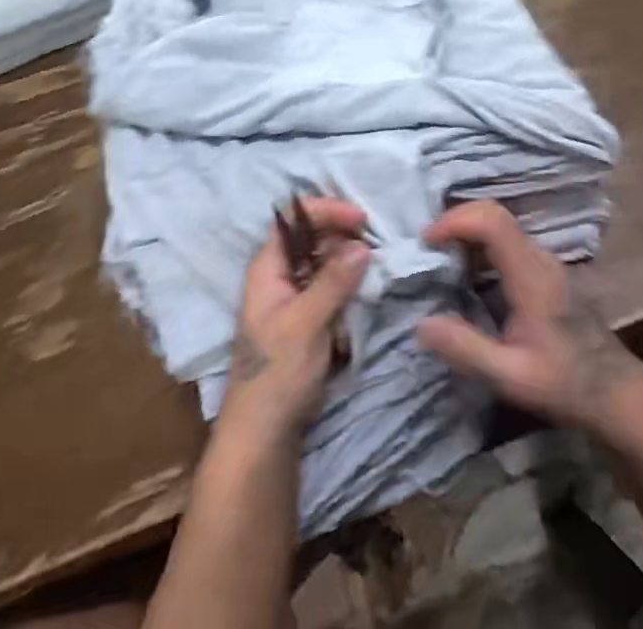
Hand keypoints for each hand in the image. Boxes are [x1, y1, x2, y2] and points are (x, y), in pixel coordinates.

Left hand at [219, 196, 371, 437]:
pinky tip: (366, 293)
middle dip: (343, 238)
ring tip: (377, 268)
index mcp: (267, 269)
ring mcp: (294, 300)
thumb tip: (361, 246)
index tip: (360, 219)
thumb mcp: (306, 323)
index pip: (293, 221)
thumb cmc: (278, 372)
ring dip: (349, 264)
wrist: (266, 429)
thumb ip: (333, 282)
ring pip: (325, 266)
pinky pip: (331, 292)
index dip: (324, 212)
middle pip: (312, 241)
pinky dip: (349, 289)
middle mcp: (279, 277)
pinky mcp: (309, 321)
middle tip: (377, 247)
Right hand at [416, 201, 642, 433]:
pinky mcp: (543, 271)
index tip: (427, 242)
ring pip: (498, 225)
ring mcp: (545, 263)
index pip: (493, 222)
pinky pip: (504, 241)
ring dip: (463, 233)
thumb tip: (421, 323)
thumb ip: (466, 349)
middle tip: (426, 251)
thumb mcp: (511, 377)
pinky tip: (462, 274)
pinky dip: (475, 245)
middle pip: (493, 215)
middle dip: (453, 222)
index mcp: (533, 277)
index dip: (455, 221)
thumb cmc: (565, 384)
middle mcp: (540, 260)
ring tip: (437, 261)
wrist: (617, 394)